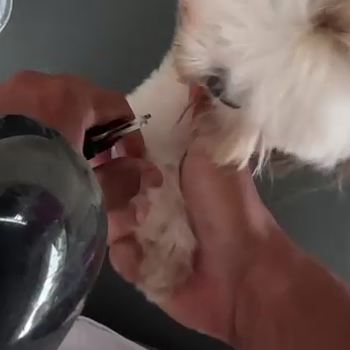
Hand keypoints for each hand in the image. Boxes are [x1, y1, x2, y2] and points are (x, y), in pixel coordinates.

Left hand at [0, 70, 158, 211]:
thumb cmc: (39, 193)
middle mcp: (33, 82)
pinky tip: (13, 168)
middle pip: (77, 101)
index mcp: (69, 95)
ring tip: (50, 172)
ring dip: (54, 133)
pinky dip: (20, 134)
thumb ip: (122, 180)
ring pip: (38, 107)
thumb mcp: (90, 194)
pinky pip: (7, 115)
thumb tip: (143, 171)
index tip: (130, 169)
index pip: (115, 105)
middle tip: (94, 173)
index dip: (130, 138)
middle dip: (92, 135)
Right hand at [108, 101, 291, 343]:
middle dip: (113, 180)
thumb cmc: (228, 206)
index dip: (112, 143)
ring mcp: (140, 234)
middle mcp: (146, 198)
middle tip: (135, 186)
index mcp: (162, 169)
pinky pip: (114, 253)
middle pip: (106, 180)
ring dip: (120, 215)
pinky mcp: (138, 268)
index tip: (111, 141)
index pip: (121, 149)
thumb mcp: (214, 149)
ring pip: (105, 215)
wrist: (244, 273)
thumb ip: (197, 117)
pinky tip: (142, 250)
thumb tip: (194, 76)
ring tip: (142, 220)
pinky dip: (127, 252)